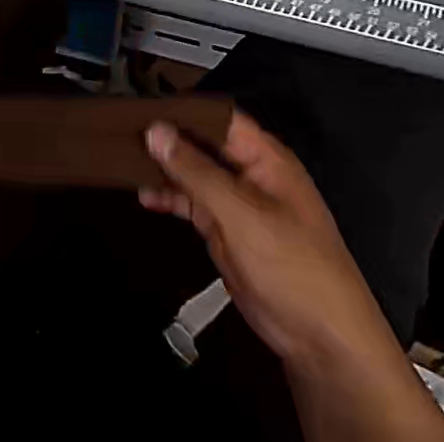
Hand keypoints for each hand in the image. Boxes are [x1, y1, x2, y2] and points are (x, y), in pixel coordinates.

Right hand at [142, 111, 443, 441]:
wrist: (320, 338)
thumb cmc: (291, 264)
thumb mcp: (240, 212)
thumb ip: (196, 170)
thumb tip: (155, 130)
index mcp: (265, 157)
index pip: (220, 117)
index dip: (185, 109)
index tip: (144, 105)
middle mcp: (248, 172)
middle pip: (202, 143)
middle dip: (168, 137)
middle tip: (123, 131)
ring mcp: (235, 202)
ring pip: (192, 172)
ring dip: (163, 168)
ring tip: (124, 160)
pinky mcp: (223, 229)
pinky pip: (191, 202)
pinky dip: (169, 198)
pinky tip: (145, 196)